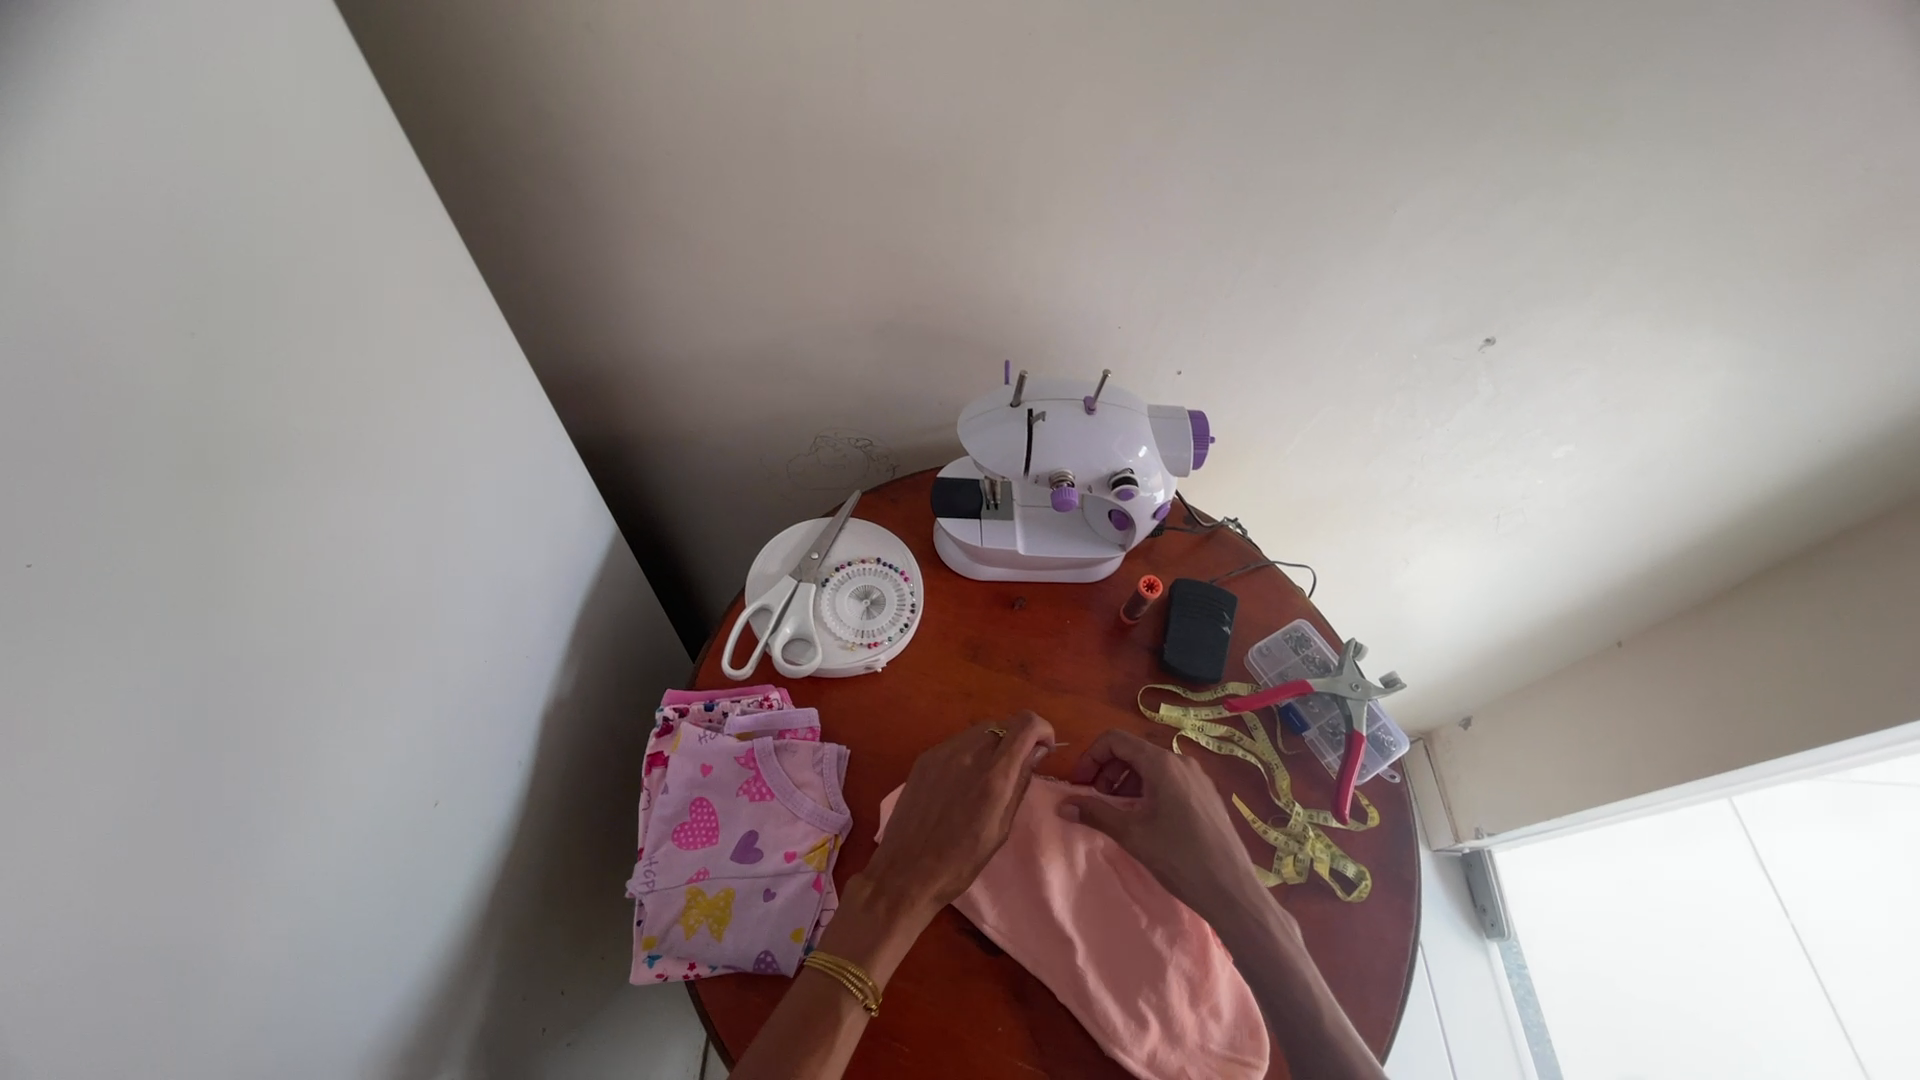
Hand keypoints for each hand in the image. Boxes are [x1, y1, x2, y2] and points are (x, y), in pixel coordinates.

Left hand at [862, 711, 1057, 921]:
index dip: (1041, 730)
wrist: (905, 870)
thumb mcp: (1001, 828)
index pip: (1025, 724)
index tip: (1043, 750)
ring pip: (980, 730)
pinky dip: (970, 751)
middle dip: (1017, 738)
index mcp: (993, 775)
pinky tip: (963, 779)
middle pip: (1003, 723)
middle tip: (1017, 766)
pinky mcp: (925, 757)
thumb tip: (1036, 752)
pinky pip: (957, 742)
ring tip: (989, 775)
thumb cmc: (961, 861)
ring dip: (994, 743)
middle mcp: (969, 754)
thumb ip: (1020, 783)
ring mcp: (943, 752)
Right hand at [1059, 729, 1279, 926]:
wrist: (1232, 890)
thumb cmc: (1179, 858)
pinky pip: (1169, 779)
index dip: (1091, 757)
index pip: (1115, 740)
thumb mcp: (1131, 834)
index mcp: (1162, 763)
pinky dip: (1147, 789)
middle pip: (1133, 751)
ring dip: (1125, 782)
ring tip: (1117, 812)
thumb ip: (1095, 813)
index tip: (1079, 784)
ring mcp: (1197, 777)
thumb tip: (1062, 806)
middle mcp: (1181, 761)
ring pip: (1151, 766)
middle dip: (1107, 771)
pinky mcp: (1206, 794)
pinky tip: (1144, 818)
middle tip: (1094, 800)